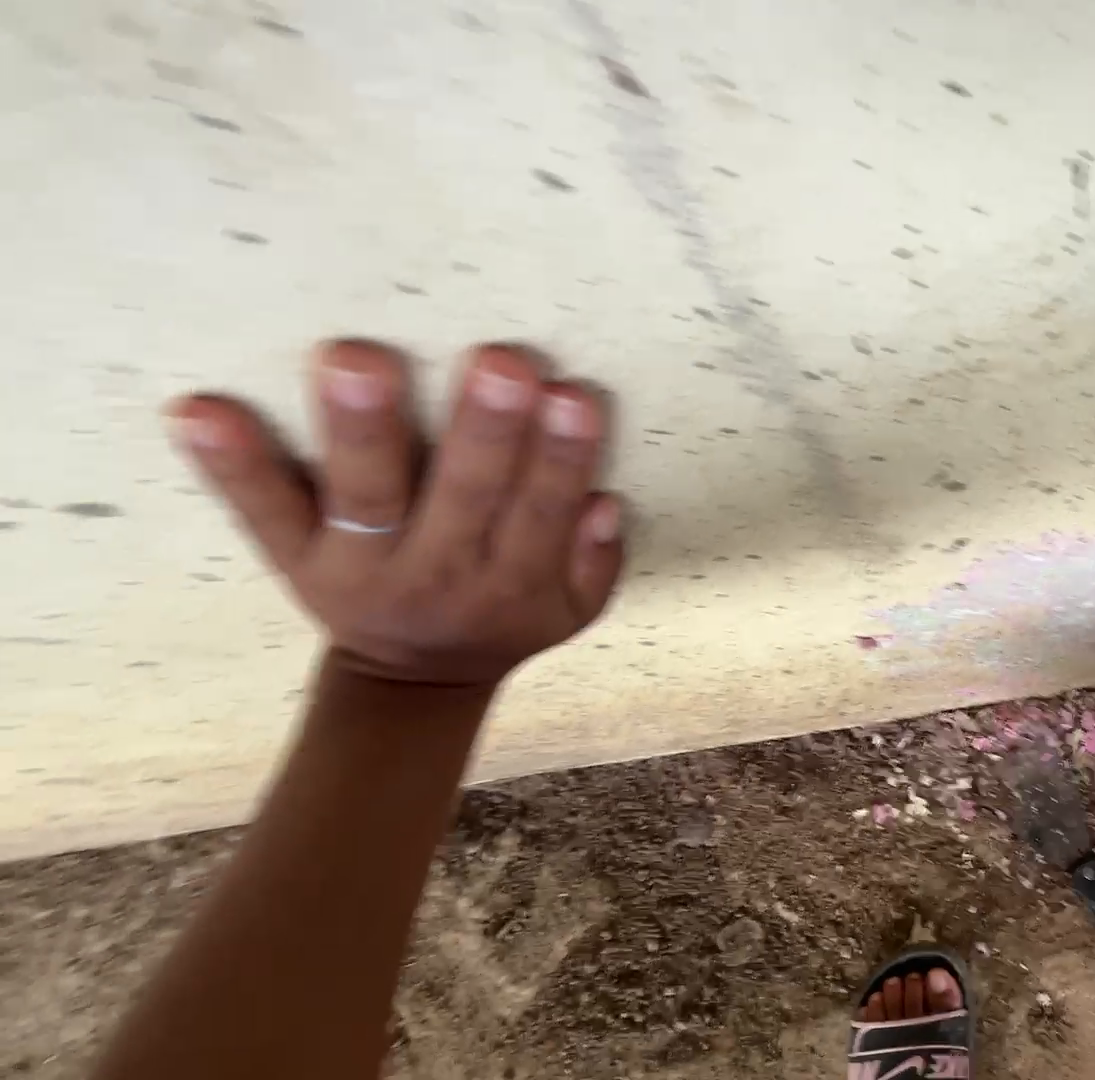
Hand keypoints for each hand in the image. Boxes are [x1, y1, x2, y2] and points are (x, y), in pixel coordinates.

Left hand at [166, 339, 625, 686]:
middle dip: (486, 430)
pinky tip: (203, 411)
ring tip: (358, 359)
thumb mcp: (575, 610)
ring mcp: (362, 565)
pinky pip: (264, 514)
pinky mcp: (297, 559)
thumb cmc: (507, 623)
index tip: (573, 396)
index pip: (545, 512)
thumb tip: (603, 502)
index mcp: (515, 580)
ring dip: (363, 429)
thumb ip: (597, 560)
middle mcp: (443, 572)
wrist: (416, 681)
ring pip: (367, 497)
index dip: (562, 458)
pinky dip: (234, 466)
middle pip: (468, 496)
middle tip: (502, 363)